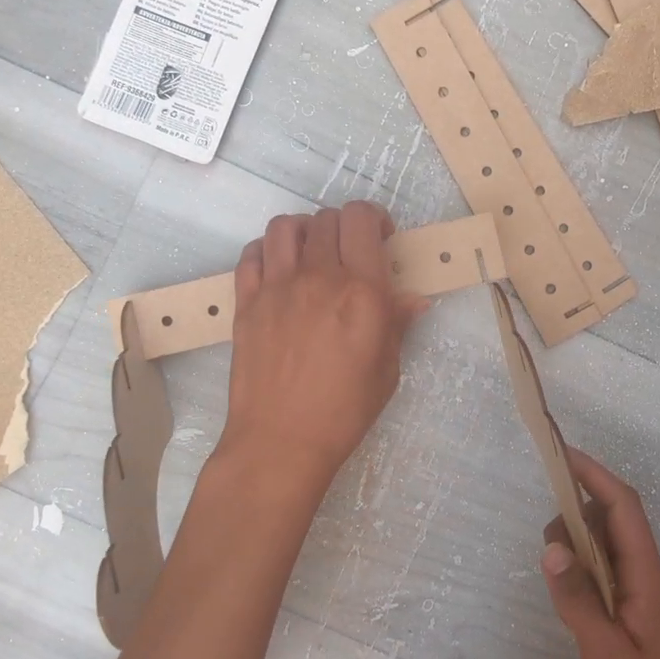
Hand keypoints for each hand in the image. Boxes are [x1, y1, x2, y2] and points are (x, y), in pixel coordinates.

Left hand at [217, 201, 423, 487]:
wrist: (281, 440)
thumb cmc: (344, 411)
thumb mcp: (386, 369)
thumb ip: (396, 324)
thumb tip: (413, 299)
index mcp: (361, 291)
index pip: (362, 220)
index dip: (374, 218)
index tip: (381, 236)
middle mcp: (319, 277)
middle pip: (327, 218)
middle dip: (345, 226)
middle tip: (351, 251)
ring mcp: (277, 287)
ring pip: (286, 226)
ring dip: (305, 230)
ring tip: (313, 253)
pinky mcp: (246, 303)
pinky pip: (252, 254)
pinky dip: (268, 251)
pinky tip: (279, 270)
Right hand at [542, 449, 659, 658]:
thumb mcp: (603, 655)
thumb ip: (578, 599)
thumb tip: (554, 546)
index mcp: (649, 579)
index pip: (623, 508)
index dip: (594, 475)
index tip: (562, 454)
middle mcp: (651, 578)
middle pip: (616, 522)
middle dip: (578, 511)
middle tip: (544, 538)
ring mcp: (646, 597)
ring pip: (610, 548)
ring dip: (579, 541)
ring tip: (551, 564)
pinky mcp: (638, 616)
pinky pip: (609, 573)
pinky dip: (584, 567)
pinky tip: (566, 586)